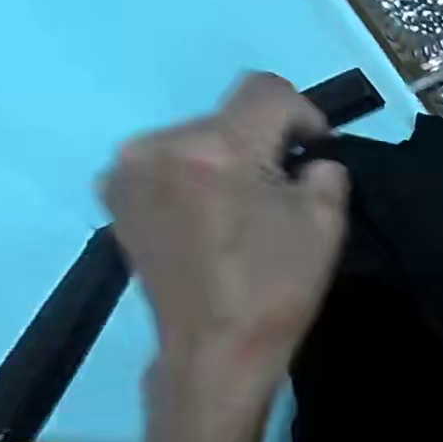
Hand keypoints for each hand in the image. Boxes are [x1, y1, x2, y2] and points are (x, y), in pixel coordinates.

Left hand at [101, 73, 349, 376]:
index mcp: (216, 150)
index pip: (266, 89)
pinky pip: (167, 159)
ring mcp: (128, 170)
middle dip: (262, 141)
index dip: (303, 113)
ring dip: (226, 157)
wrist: (214, 351)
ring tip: (241, 206)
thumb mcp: (327, 223)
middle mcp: (159, 145)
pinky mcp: (115, 195)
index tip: (313, 152)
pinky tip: (206, 215)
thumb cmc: (276, 290)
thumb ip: (325, 170)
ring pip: (198, 135)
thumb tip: (307, 158)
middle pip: (229, 114)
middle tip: (280, 188)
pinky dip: (194, 174)